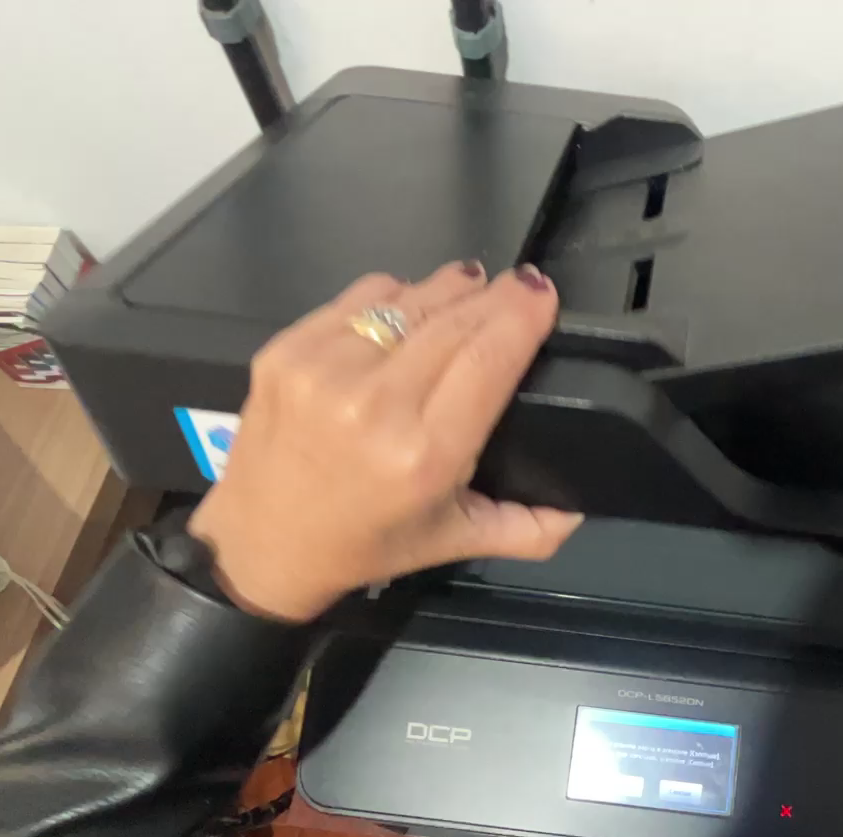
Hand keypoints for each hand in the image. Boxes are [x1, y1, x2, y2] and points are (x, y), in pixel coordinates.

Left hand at [187, 262, 582, 621]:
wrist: (262, 544)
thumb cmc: (368, 544)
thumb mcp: (456, 541)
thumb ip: (528, 529)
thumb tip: (580, 507)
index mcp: (425, 456)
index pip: (487, 360)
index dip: (521, 316)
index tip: (542, 294)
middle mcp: (374, 406)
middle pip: (455, 321)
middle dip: (497, 295)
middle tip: (522, 287)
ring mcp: (324, 370)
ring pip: (408, 298)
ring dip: (451, 288)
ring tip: (473, 289)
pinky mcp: (287, 349)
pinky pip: (361, 297)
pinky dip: (396, 294)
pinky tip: (412, 308)